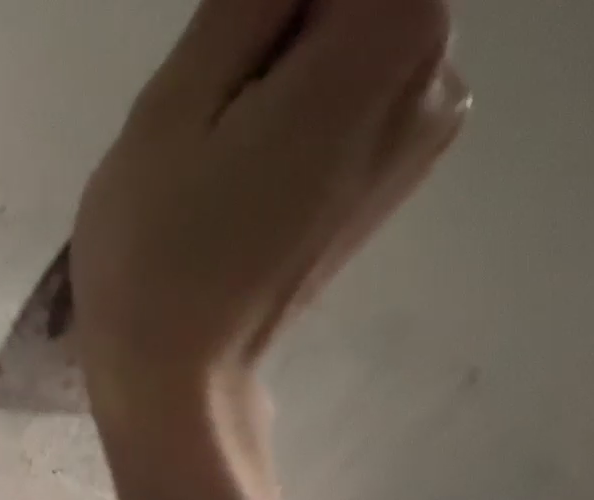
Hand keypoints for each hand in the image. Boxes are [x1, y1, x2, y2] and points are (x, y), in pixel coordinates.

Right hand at [71, 0, 469, 414]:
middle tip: (197, 117)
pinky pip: (351, 103)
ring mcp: (425, 134)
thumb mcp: (166, 112)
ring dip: (274, 80)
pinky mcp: (394, 179)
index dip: (255, 11)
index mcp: (387, 40)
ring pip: (347, 51)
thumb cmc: (154, 248)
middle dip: (267, 39)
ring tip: (212, 159)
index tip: (208, 66)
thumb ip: (236, 11)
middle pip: (349, 3)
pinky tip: (241, 181)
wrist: (178, 369)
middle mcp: (438, 74)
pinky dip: (294, 117)